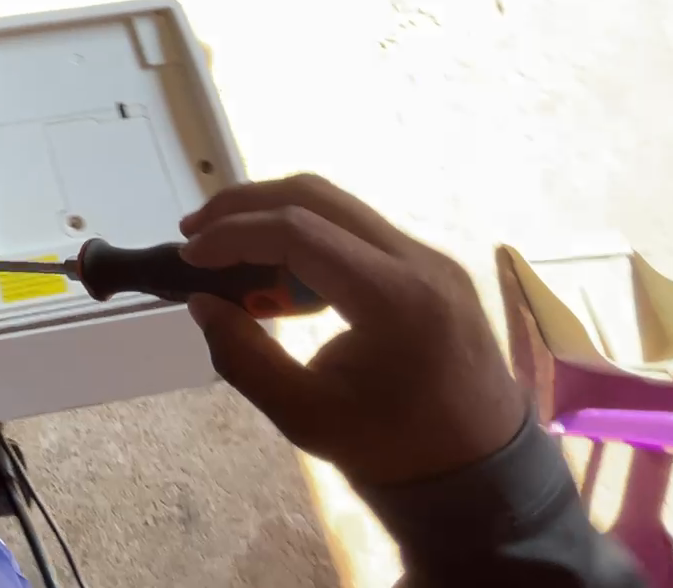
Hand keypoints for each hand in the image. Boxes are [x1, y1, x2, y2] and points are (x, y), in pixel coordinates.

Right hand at [179, 174, 525, 487]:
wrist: (483, 477)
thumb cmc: (393, 450)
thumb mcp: (301, 414)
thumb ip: (240, 354)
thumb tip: (201, 302)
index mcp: (395, 298)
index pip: (294, 231)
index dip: (231, 235)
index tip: (190, 257)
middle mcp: (418, 261)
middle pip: (310, 195)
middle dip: (241, 205)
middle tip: (195, 232)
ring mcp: (425, 258)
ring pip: (328, 200)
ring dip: (265, 211)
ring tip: (223, 240)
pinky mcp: (422, 265)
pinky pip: (345, 223)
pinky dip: (294, 229)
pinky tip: (268, 264)